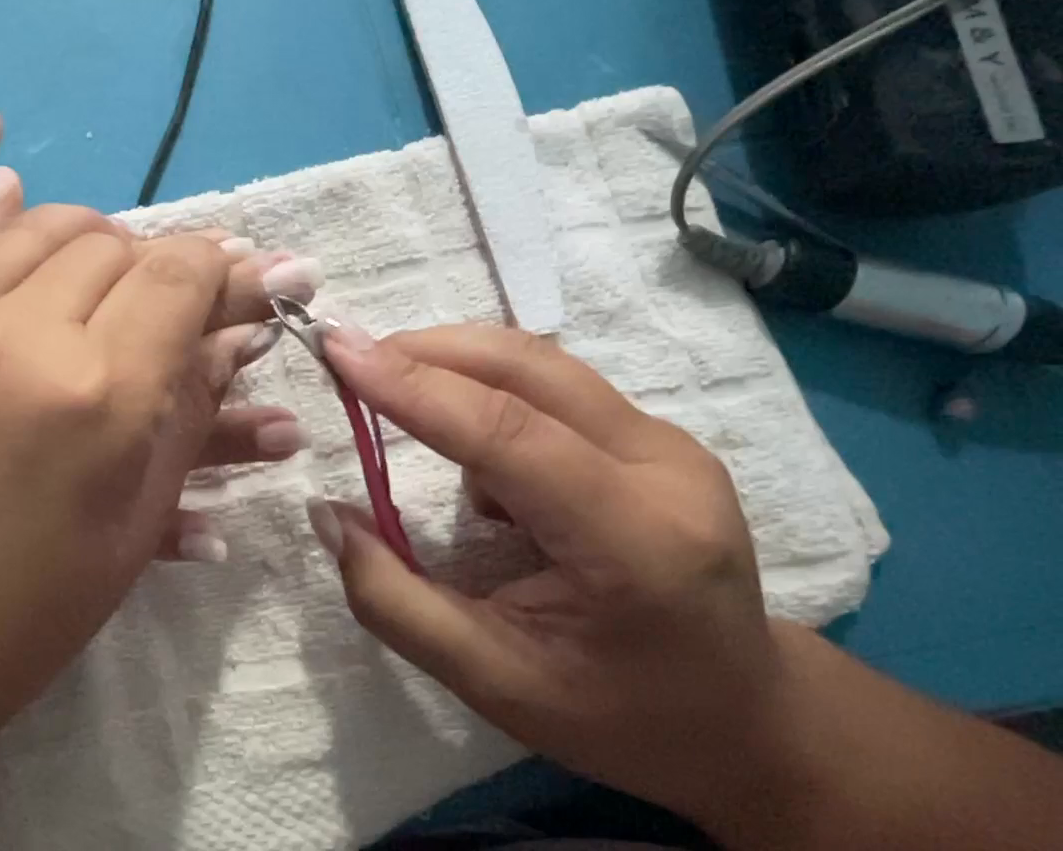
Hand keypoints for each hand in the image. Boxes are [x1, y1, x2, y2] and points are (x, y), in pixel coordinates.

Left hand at [0, 106, 312, 578]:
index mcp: (101, 395)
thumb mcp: (143, 511)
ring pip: (41, 225)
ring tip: (106, 274)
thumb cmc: (42, 597)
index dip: (223, 272)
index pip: (181, 276)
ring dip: (91, 239)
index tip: (243, 283)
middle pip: (117, 245)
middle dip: (159, 268)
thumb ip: (197, 398)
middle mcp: (23, 337)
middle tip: (170, 305)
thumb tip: (249, 318)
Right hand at [308, 324, 780, 816]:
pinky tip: (458, 440)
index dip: (413, 387)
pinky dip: (485, 390)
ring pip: (541, 364)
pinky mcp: (656, 437)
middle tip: (347, 356)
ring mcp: (669, 444)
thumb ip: (394, 600)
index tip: (337, 352)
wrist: (745, 718)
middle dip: (426, 351)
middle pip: (530, 368)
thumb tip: (326, 513)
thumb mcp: (491, 682)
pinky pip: (553, 386)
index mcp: (633, 541)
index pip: (509, 433)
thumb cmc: (617, 714)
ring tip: (385, 389)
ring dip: (452, 362)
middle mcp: (665, 468)